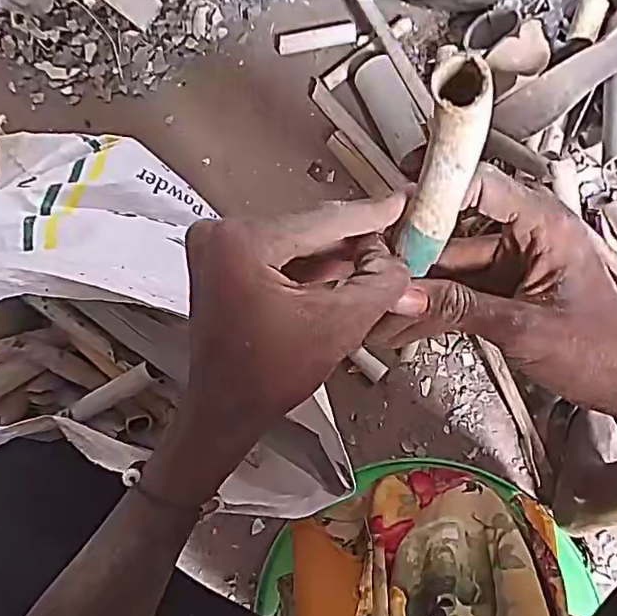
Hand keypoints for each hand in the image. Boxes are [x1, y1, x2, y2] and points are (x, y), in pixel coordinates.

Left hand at [145, 195, 411, 499]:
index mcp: (239, 242)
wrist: (226, 411)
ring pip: (297, 245)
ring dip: (337, 258)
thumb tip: (398, 263)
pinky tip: (346, 276)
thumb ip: (378, 285)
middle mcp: (220, 237)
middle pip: (309, 231)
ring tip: (377, 264)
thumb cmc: (259, 380)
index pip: (322, 220)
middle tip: (395, 242)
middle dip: (356, 243)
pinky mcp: (224, 268)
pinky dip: (313, 270)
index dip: (371, 215)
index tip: (397, 204)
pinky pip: (280, 258)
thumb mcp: (337, 325)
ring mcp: (218, 251)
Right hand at [367, 169, 616, 413]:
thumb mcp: (525, 328)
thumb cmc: (603, 351)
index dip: (436, 188)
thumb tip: (410, 297)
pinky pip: (458, 288)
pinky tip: (408, 318)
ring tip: (386, 300)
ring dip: (418, 283)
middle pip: (455, 227)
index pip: (482, 185)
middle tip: (378, 261)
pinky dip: (433, 303)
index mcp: (548, 226)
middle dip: (413, 247)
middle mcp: (528, 236)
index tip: (397, 202)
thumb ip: (462, 309)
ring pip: (450, 262)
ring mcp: (512, 263)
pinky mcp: (502, 288)